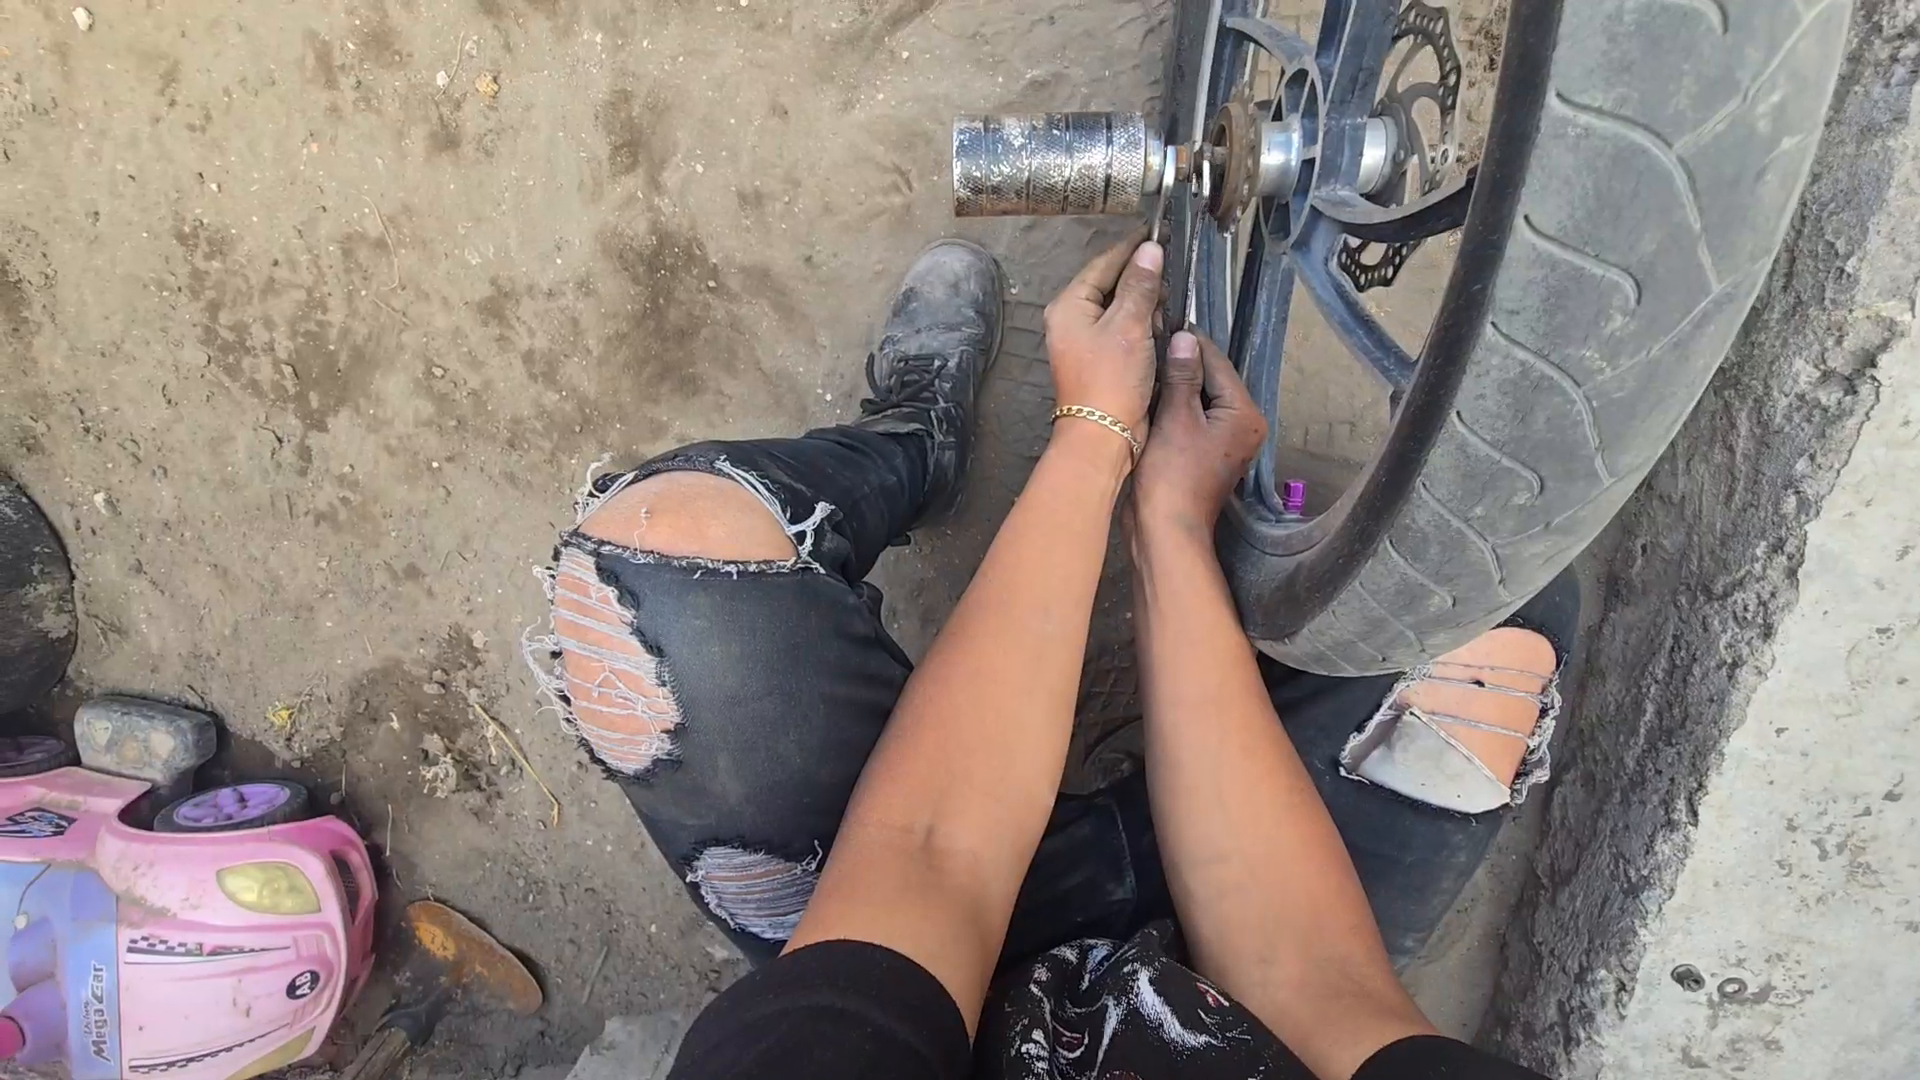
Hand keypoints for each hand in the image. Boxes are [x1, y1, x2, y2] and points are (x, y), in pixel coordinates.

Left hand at [1044, 233, 1163, 441]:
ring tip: (1170, 301)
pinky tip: (1163, 326)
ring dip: (1146, 305)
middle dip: (1142, 279)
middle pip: (1111, 285)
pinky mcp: (1101, 360)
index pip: (1103, 264)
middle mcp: (1072, 321)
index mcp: (1069, 306)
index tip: (1160, 233)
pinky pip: (1124, 331)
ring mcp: (1086, 342)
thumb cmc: (1111, 379)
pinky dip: (1143, 326)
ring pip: (1120, 309)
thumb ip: (1140, 285)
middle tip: (1172, 272)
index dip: (1133, 248)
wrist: (1103, 435)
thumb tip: (1150, 250)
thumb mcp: (1129, 325)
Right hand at [1132, 330, 1267, 537]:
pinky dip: (1175, 410)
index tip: (1162, 323)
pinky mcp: (1206, 455)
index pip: (1217, 363)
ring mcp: (1226, 443)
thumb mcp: (1175, 418)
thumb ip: (1182, 376)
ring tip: (1146, 369)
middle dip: (1182, 366)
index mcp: (1244, 413)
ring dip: (1176, 388)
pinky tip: (1151, 401)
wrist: (1165, 529)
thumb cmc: (1171, 474)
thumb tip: (1185, 337)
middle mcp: (1243, 425)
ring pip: (1200, 401)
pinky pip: (1193, 421)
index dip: (1189, 343)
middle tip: (1149, 347)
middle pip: (1211, 381)